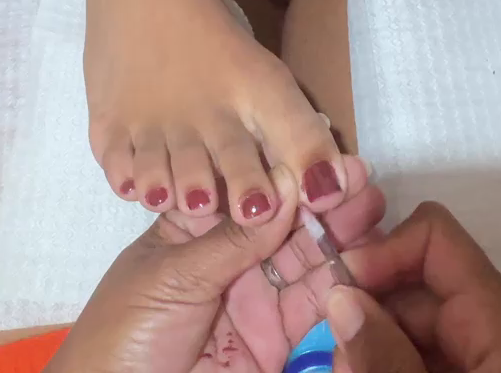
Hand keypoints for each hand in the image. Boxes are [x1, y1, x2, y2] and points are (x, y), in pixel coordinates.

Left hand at [51, 161, 386, 372]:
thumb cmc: (127, 331)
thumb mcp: (174, 275)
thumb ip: (233, 238)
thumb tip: (287, 178)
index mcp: (197, 230)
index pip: (249, 193)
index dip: (286, 173)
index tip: (324, 152)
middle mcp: (231, 261)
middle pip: (284, 226)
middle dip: (321, 201)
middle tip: (360, 177)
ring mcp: (255, 304)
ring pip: (306, 264)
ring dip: (339, 238)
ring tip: (373, 209)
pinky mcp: (275, 348)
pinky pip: (313, 314)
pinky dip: (341, 290)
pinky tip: (365, 261)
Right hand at [333, 202, 500, 372]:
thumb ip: (387, 361)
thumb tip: (341, 296)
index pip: (433, 237)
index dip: (382, 253)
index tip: (338, 298)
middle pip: (418, 291)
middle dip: (369, 321)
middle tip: (333, 368)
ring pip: (422, 334)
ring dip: (381, 357)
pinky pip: (442, 365)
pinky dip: (404, 372)